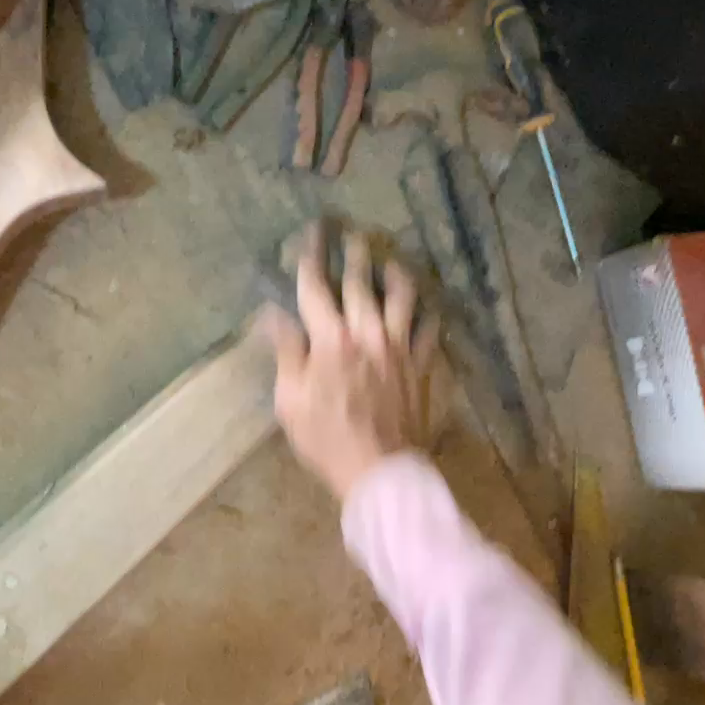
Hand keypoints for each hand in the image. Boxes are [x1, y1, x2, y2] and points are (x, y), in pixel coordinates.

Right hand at [264, 225, 439, 500]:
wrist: (379, 469)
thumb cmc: (326, 438)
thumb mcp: (290, 400)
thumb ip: (286, 352)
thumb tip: (273, 314)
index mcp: (329, 340)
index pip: (316, 288)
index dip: (311, 258)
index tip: (310, 235)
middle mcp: (367, 333)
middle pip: (361, 282)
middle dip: (355, 254)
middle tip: (354, 234)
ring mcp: (399, 347)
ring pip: (403, 297)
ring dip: (396, 274)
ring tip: (393, 262)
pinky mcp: (422, 365)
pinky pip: (430, 329)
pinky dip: (428, 314)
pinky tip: (427, 307)